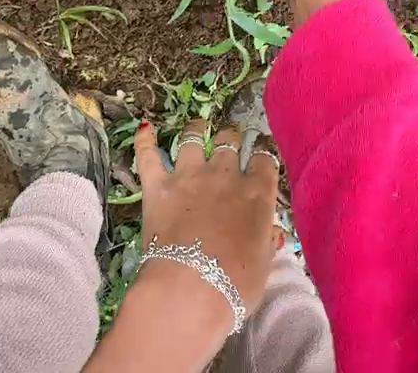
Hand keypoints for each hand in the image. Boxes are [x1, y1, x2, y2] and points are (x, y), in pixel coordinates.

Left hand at [134, 119, 278, 310]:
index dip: (263, 158)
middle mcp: (225, 176)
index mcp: (256, 194)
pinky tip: (144, 128)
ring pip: (192, 138)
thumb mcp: (263, 267)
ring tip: (197, 125)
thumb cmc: (234, 287)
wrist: (189, 292)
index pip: (265, 160)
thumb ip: (267, 241)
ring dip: (195, 129)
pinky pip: (148, 155)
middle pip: (230, 141)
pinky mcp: (158, 186)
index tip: (260, 160)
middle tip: (229, 140)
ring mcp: (189, 177)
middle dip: (231, 138)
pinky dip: (145, 140)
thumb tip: (272, 232)